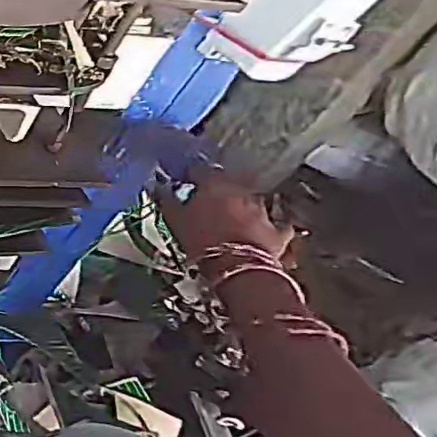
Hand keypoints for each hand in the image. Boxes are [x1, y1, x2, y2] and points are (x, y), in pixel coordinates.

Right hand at [156, 167, 293, 260]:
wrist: (237, 266)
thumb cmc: (200, 238)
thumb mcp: (174, 218)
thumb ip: (166, 199)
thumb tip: (157, 186)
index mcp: (215, 184)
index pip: (200, 170)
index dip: (189, 175)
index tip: (182, 182)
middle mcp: (242, 191)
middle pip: (228, 184)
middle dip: (216, 190)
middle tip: (203, 200)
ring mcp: (264, 210)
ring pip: (250, 201)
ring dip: (239, 205)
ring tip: (227, 216)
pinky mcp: (279, 231)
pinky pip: (274, 223)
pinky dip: (266, 224)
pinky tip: (259, 228)